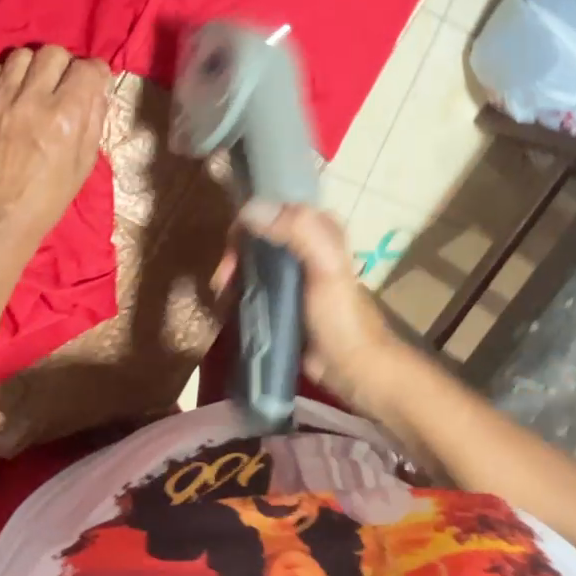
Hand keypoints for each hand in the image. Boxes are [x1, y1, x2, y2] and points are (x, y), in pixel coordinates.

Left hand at [0, 46, 110, 254]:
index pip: (87, 68)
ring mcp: (0, 100)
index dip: (95, 74)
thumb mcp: (86, 161)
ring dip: (34, 67)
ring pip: (22, 55)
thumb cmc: (50, 195)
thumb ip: (94, 118)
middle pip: (54, 53)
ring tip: (36, 87)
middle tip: (63, 86)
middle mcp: (32, 100)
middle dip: (65, 66)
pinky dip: (7, 76)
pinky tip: (13, 95)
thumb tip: (97, 88)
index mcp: (64, 117)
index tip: (93, 84)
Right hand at [217, 201, 409, 411]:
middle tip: (224, 280)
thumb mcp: (326, 267)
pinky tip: (229, 306)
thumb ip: (297, 232)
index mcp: (320, 229)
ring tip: (223, 297)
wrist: (352, 368)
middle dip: (235, 253)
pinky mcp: (284, 300)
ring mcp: (293, 274)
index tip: (232, 247)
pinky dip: (238, 290)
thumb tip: (249, 210)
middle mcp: (306, 245)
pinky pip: (255, 285)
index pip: (275, 207)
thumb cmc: (341, 317)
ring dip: (233, 274)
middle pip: (258, 235)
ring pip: (253, 260)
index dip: (248, 221)